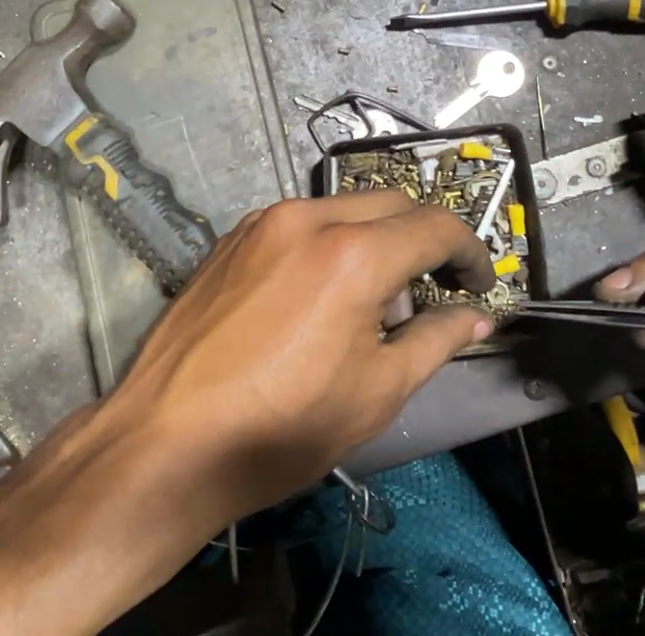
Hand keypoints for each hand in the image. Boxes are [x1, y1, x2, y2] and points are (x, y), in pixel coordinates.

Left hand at [0, 193, 492, 635]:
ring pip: (344, 207)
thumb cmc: (282, 427)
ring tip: (372, 299)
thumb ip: (436, 340)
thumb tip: (477, 318)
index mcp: (354, 254)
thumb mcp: (377, 391)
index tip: (477, 282)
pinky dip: (331, 240)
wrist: (166, 440)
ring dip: (376, 237)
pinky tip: (320, 292)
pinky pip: (301, 221)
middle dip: (425, 237)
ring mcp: (263, 222)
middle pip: (392, 204)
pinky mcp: (232, 237)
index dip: (470, 252)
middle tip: (433, 287)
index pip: (435, 227)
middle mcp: (309, 218)